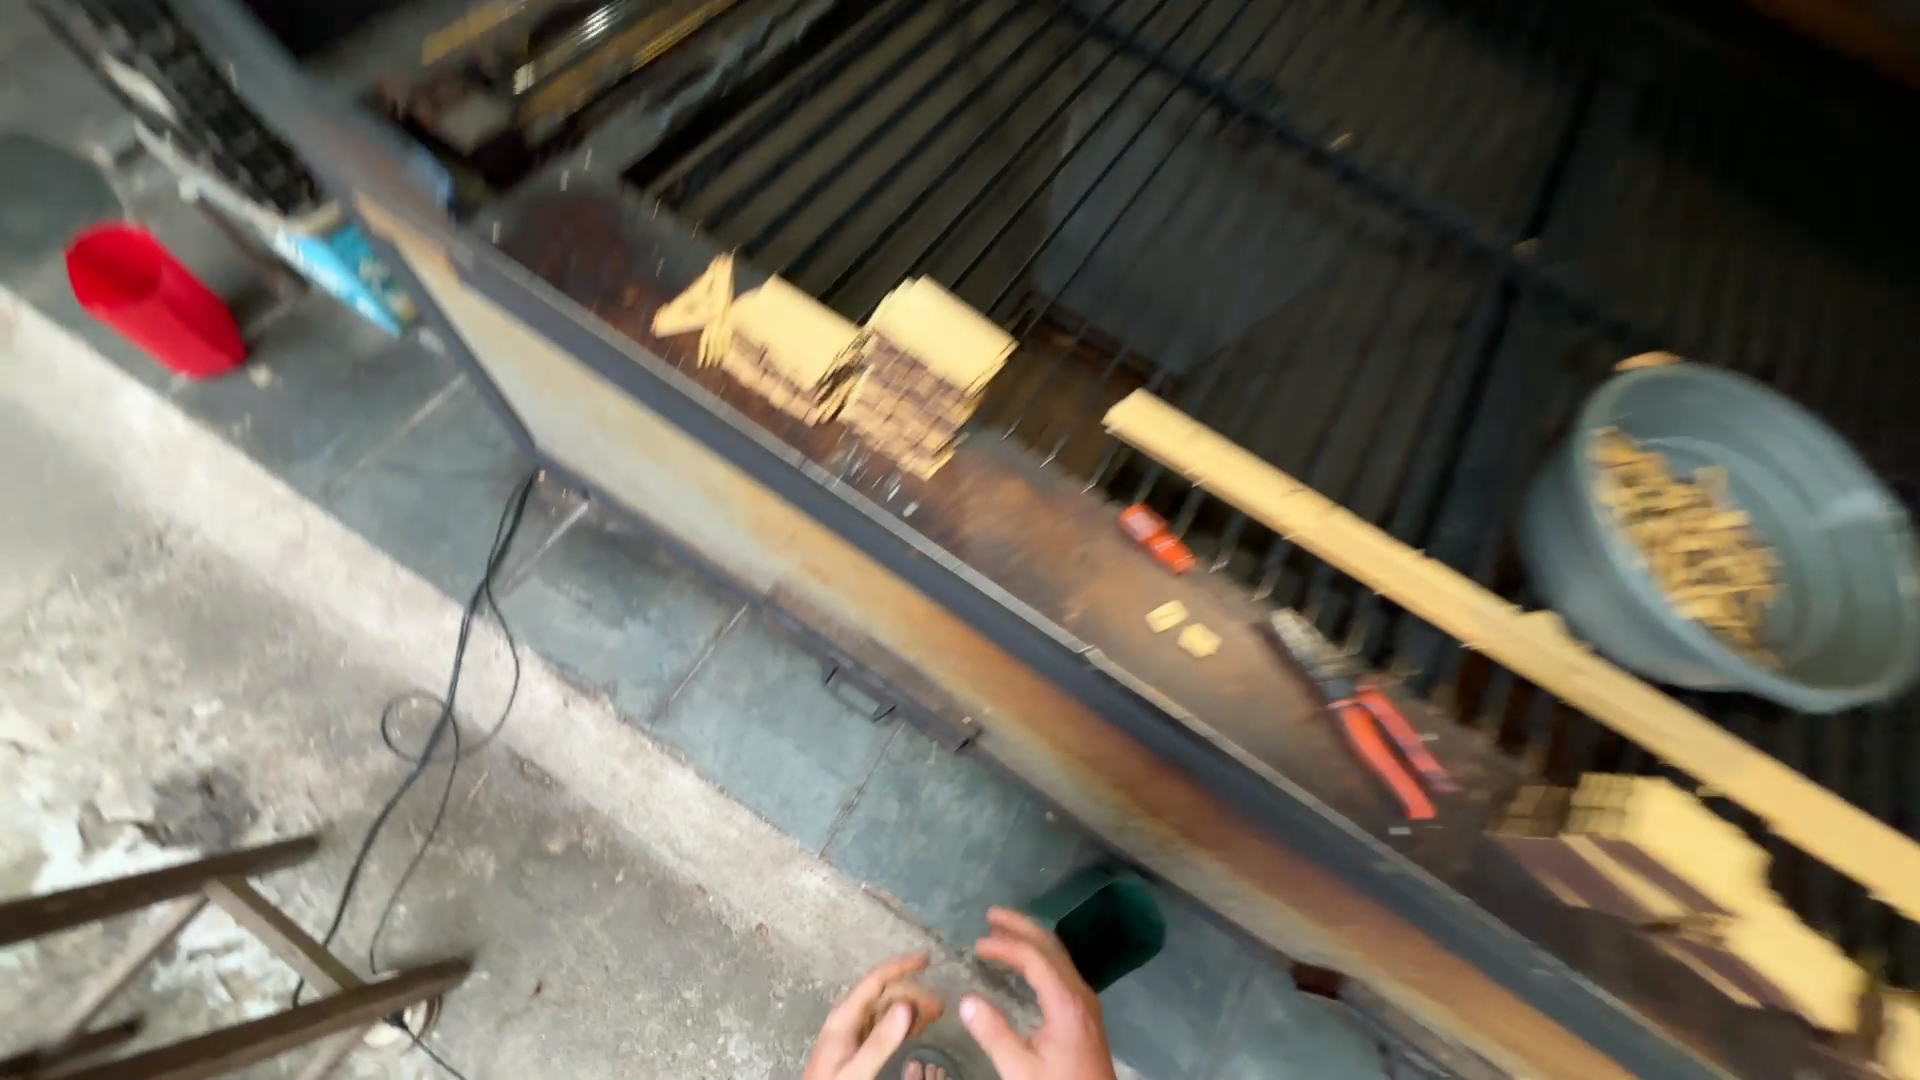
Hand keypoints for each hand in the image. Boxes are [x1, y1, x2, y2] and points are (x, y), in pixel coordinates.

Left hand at [804, 952, 944, 1079]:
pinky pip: (884, 1025)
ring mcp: (853, 1031)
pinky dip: (903, 1024)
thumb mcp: (856, 1072)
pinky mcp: (857, 1045)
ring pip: (886, 1009)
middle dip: (913, 994)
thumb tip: (907, 1006)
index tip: (927, 959)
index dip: (901, 966)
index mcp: (844, 1016)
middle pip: (884, 994)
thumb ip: (880, 1042)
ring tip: (935, 1015)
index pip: (876, 980)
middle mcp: (849, 1017)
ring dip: (911, 1008)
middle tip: (940, 1005)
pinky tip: (917, 1028)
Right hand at [959, 907, 1116, 1079]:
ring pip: (1058, 954)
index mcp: (1066, 1001)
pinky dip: (1039, 955)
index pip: (1034, 956)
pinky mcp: (1085, 1011)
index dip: (1004, 945)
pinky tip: (1024, 963)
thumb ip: (994, 1034)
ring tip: (1002, 931)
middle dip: (1020, 925)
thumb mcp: (1021, 1071)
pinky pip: (1061, 968)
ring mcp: (1086, 1000)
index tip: (977, 944)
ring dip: (1030, 938)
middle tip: (990, 915)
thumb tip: (966, 1001)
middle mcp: (1079, 992)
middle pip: (1050, 945)